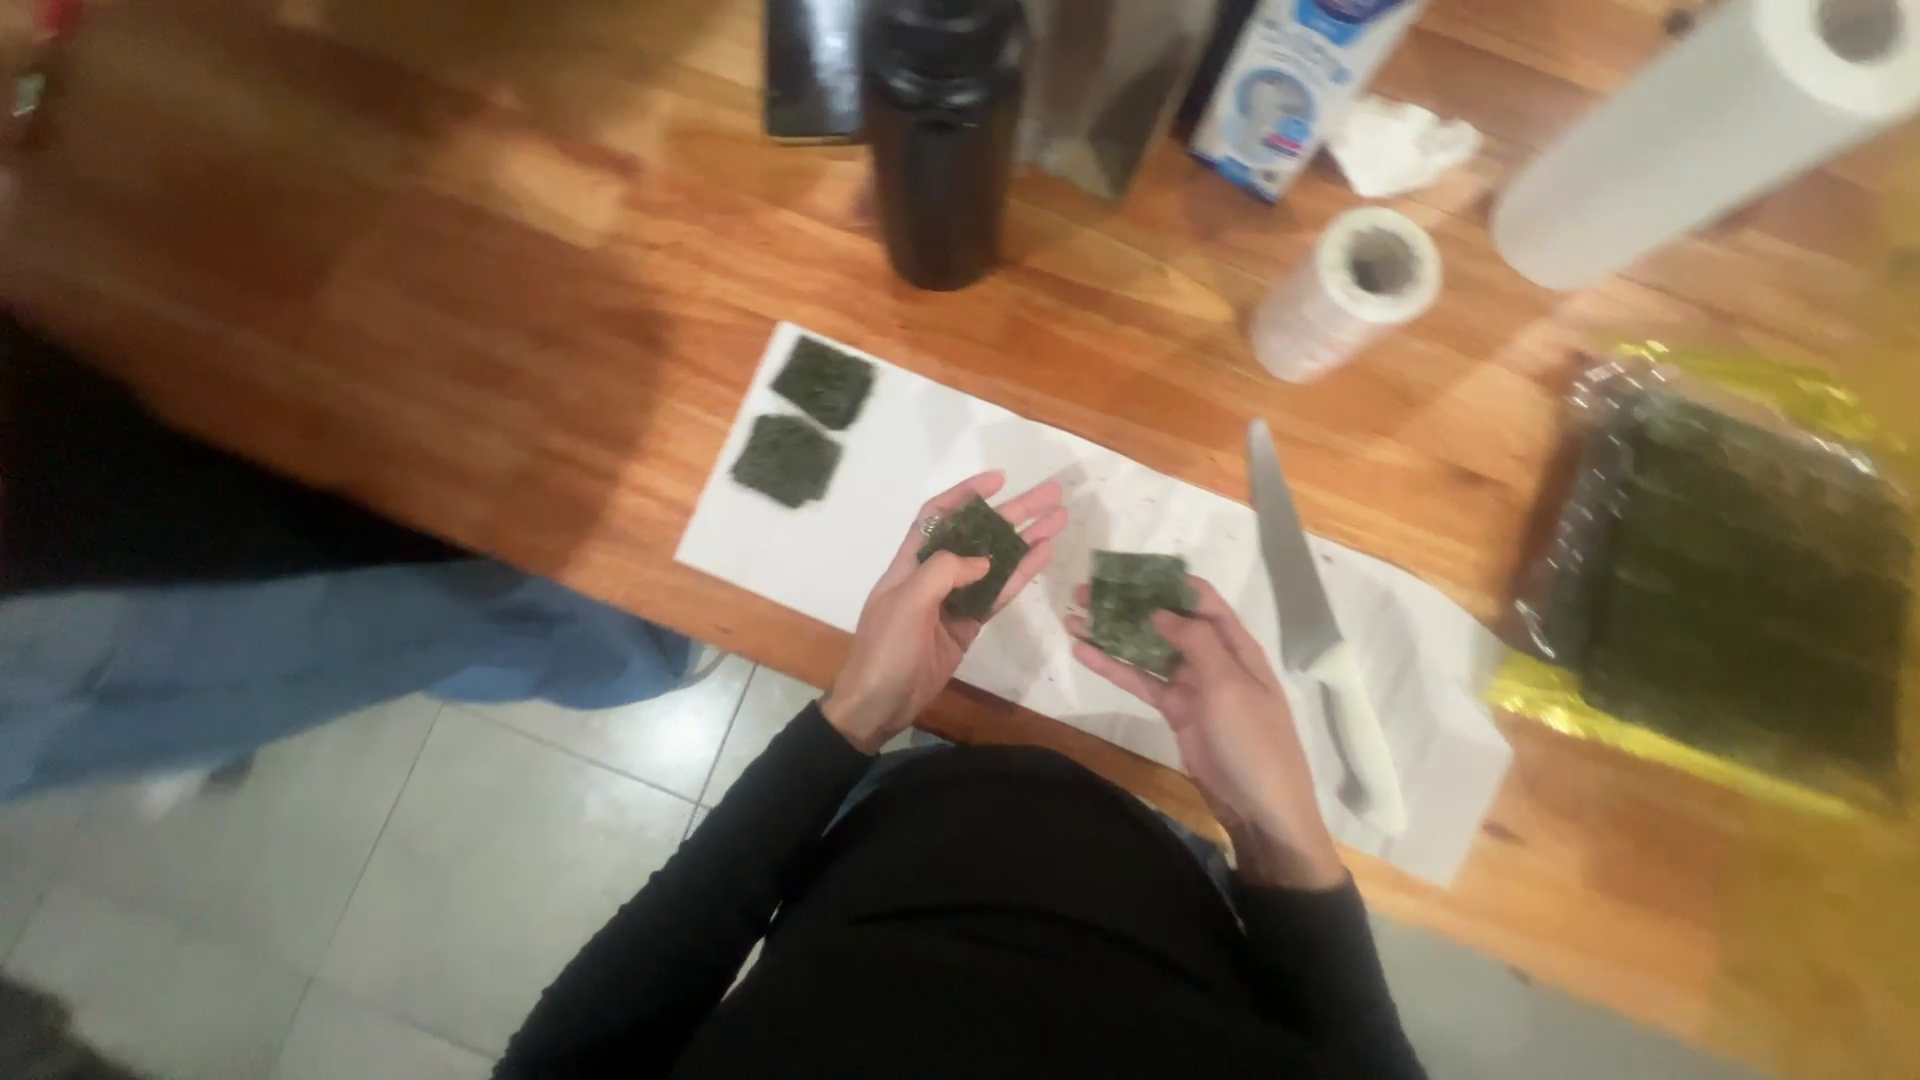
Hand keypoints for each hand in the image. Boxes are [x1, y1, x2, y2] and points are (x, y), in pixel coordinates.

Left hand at [821, 472, 1066, 753]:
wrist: (879, 703)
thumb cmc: (885, 648)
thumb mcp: (907, 603)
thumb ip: (944, 573)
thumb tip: (983, 560)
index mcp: (910, 561)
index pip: (939, 515)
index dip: (967, 494)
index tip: (999, 479)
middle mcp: (934, 574)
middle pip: (978, 534)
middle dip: (1013, 513)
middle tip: (1051, 496)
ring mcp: (954, 600)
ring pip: (995, 563)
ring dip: (1025, 542)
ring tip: (1059, 522)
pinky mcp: (968, 625)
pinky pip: (998, 595)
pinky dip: (1020, 576)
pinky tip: (1043, 558)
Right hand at [1068, 577, 1344, 889]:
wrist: (1261, 808)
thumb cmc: (1254, 741)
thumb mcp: (1229, 686)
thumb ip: (1197, 643)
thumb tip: (1161, 609)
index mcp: (1236, 647)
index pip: (1203, 602)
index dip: (1170, 582)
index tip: (1131, 569)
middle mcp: (1212, 659)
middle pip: (1166, 622)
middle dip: (1129, 606)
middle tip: (1085, 591)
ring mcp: (1191, 685)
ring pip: (1146, 651)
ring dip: (1112, 635)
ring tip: (1072, 617)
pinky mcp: (1174, 710)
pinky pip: (1141, 682)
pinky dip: (1114, 668)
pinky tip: (1084, 652)